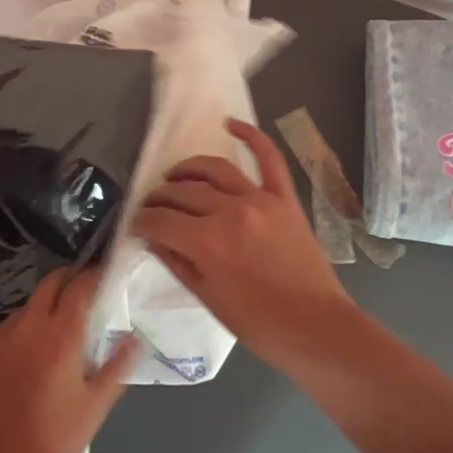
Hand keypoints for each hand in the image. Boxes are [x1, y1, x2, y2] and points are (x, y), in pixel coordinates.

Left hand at [0, 266, 139, 452]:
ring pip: (26, 307)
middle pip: (50, 283)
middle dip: (67, 281)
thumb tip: (135, 337)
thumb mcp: (97, 404)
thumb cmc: (56, 437)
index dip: (93, 276)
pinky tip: (25, 357)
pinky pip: (4, 330)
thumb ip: (118, 364)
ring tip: (53, 333)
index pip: (80, 285)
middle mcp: (28, 326)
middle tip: (81, 294)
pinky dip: (19, 333)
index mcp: (61, 334)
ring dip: (42, 309)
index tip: (103, 277)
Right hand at [131, 118, 356, 370]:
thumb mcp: (209, 299)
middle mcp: (230, 212)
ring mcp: (260, 200)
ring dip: (189, 169)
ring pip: (215, 169)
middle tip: (151, 207)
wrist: (316, 328)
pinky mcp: (284, 198)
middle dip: (159, 199)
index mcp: (208, 243)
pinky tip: (232, 124)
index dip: (142, 222)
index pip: (161, 221)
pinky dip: (252, 136)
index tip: (136, 225)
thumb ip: (178, 262)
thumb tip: (153, 239)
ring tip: (175, 177)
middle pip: (183, 193)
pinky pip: (269, 158)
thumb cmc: (259, 324)